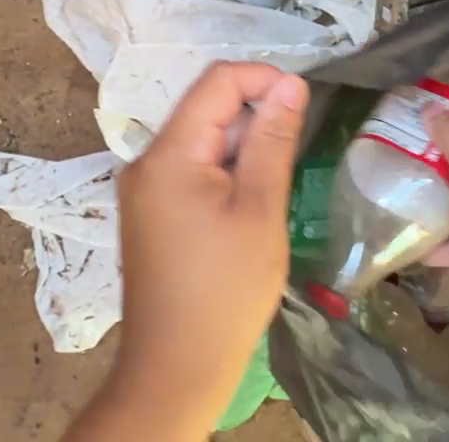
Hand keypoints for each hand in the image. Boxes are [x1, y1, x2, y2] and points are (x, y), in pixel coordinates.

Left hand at [105, 61, 308, 432]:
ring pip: (204, 136)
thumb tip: (291, 82)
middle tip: (292, 151)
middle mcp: (147, 162)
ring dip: (245, 143)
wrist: (177, 369)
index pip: (217, 81)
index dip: (264, 79)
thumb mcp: (261, 207)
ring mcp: (146, 187)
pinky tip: (251, 200)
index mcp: (169, 155)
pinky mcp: (154, 210)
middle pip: (208, 106)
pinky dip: (228, 166)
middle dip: (256, 114)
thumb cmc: (226, 289)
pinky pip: (194, 164)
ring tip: (273, 184)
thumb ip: (274, 138)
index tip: (302, 104)